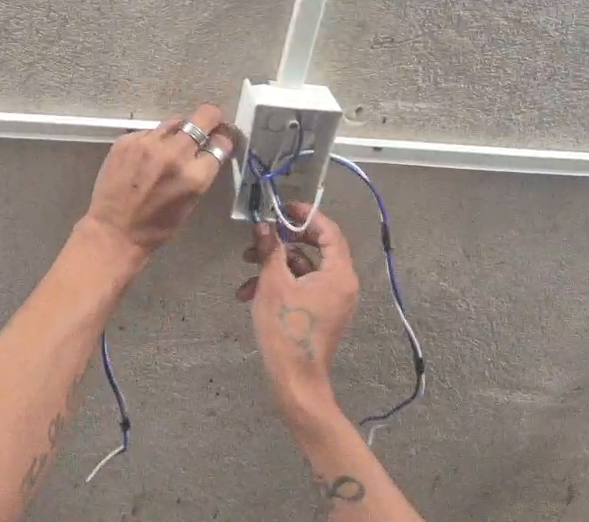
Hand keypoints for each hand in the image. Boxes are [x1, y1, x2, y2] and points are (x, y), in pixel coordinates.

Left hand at [81, 104, 231, 257]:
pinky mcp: (127, 140)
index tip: (220, 138)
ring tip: (171, 145)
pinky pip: (149, 132)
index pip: (220, 142)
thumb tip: (208, 150)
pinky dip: (152, 141)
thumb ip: (201, 173)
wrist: (113, 230)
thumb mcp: (190, 202)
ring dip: (178, 131)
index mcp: (194, 176)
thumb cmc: (156, 226)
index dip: (222, 139)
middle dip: (209, 120)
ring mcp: (148, 143)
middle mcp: (174, 154)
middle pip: (202, 119)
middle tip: (208, 123)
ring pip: (174, 122)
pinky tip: (146, 157)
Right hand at [237, 205, 358, 418]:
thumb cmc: (287, 328)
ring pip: (303, 268)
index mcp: (339, 274)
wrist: (294, 380)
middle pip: (315, 248)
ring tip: (246, 268)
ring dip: (274, 265)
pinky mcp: (321, 313)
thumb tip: (264, 225)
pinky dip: (279, 284)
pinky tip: (249, 292)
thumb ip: (270, 249)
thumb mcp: (273, 282)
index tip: (283, 207)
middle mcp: (342, 284)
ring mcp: (333, 300)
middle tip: (262, 236)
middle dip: (283, 242)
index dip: (306, 215)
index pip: (329, 231)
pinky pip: (302, 287)